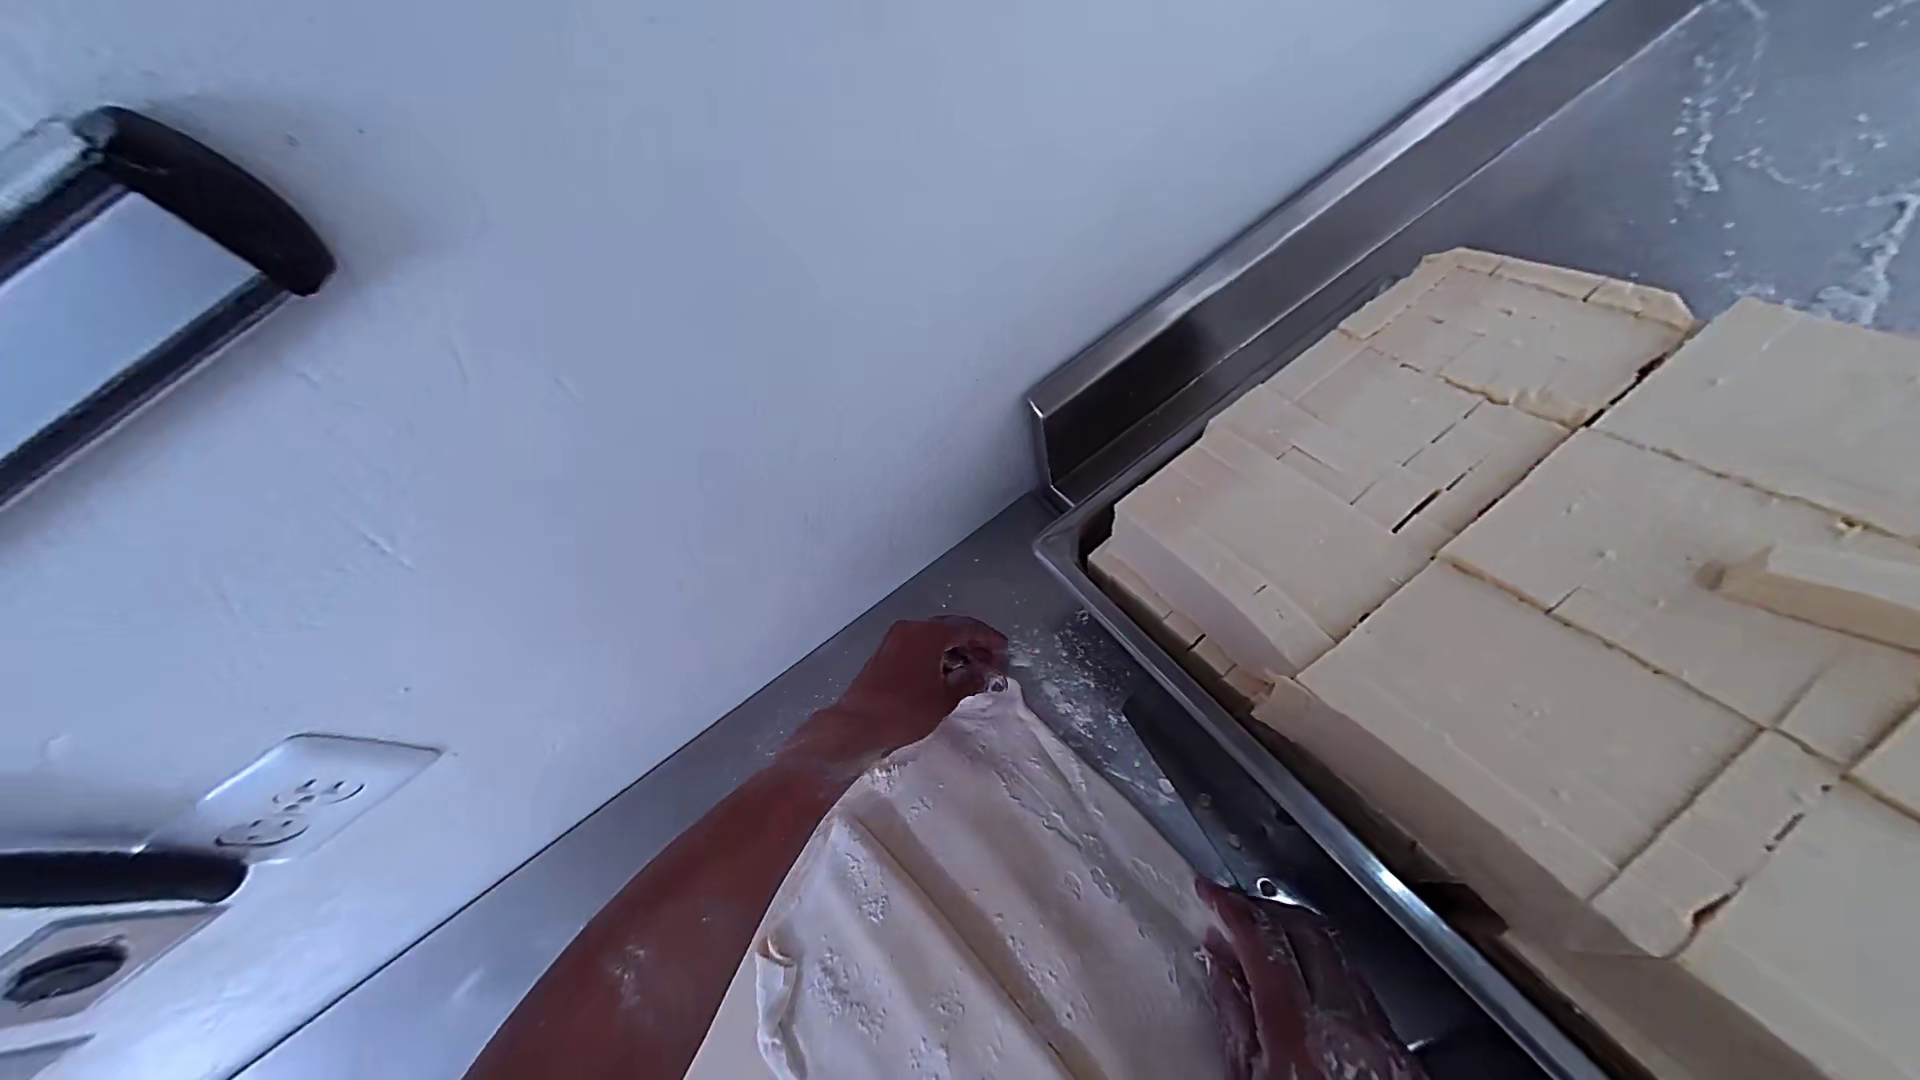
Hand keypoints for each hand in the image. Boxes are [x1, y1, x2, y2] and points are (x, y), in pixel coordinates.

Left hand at [785, 616, 1006, 782]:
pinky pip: (920, 647)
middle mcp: (911, 629)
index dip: (989, 638)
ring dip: (956, 651)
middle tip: (993, 662)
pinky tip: (950, 674)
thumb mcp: (945, 697)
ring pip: (934, 638)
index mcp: (928, 633)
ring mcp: (896, 639)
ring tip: (975, 671)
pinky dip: (938, 656)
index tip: (1004, 650)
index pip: (967, 627)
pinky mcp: (887, 653)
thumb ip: (969, 680)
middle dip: (974, 644)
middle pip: (950, 629)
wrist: (858, 725)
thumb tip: (985, 674)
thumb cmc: (905, 711)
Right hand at [1198, 878, 1425, 1079]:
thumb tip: (1219, 958)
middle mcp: (1348, 1024)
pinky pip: (1354, 982)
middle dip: (1263, 908)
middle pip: (1305, 929)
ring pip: (1334, 950)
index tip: (1207, 891)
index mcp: (1300, 1034)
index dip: (1231, 905)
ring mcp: (1381, 1036)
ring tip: (1257, 942)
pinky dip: (1318, 963)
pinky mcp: (1400, 1052)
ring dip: (1291, 932)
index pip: (1265, 939)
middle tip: (1230, 910)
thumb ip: (1234, 1016)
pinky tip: (1294, 979)